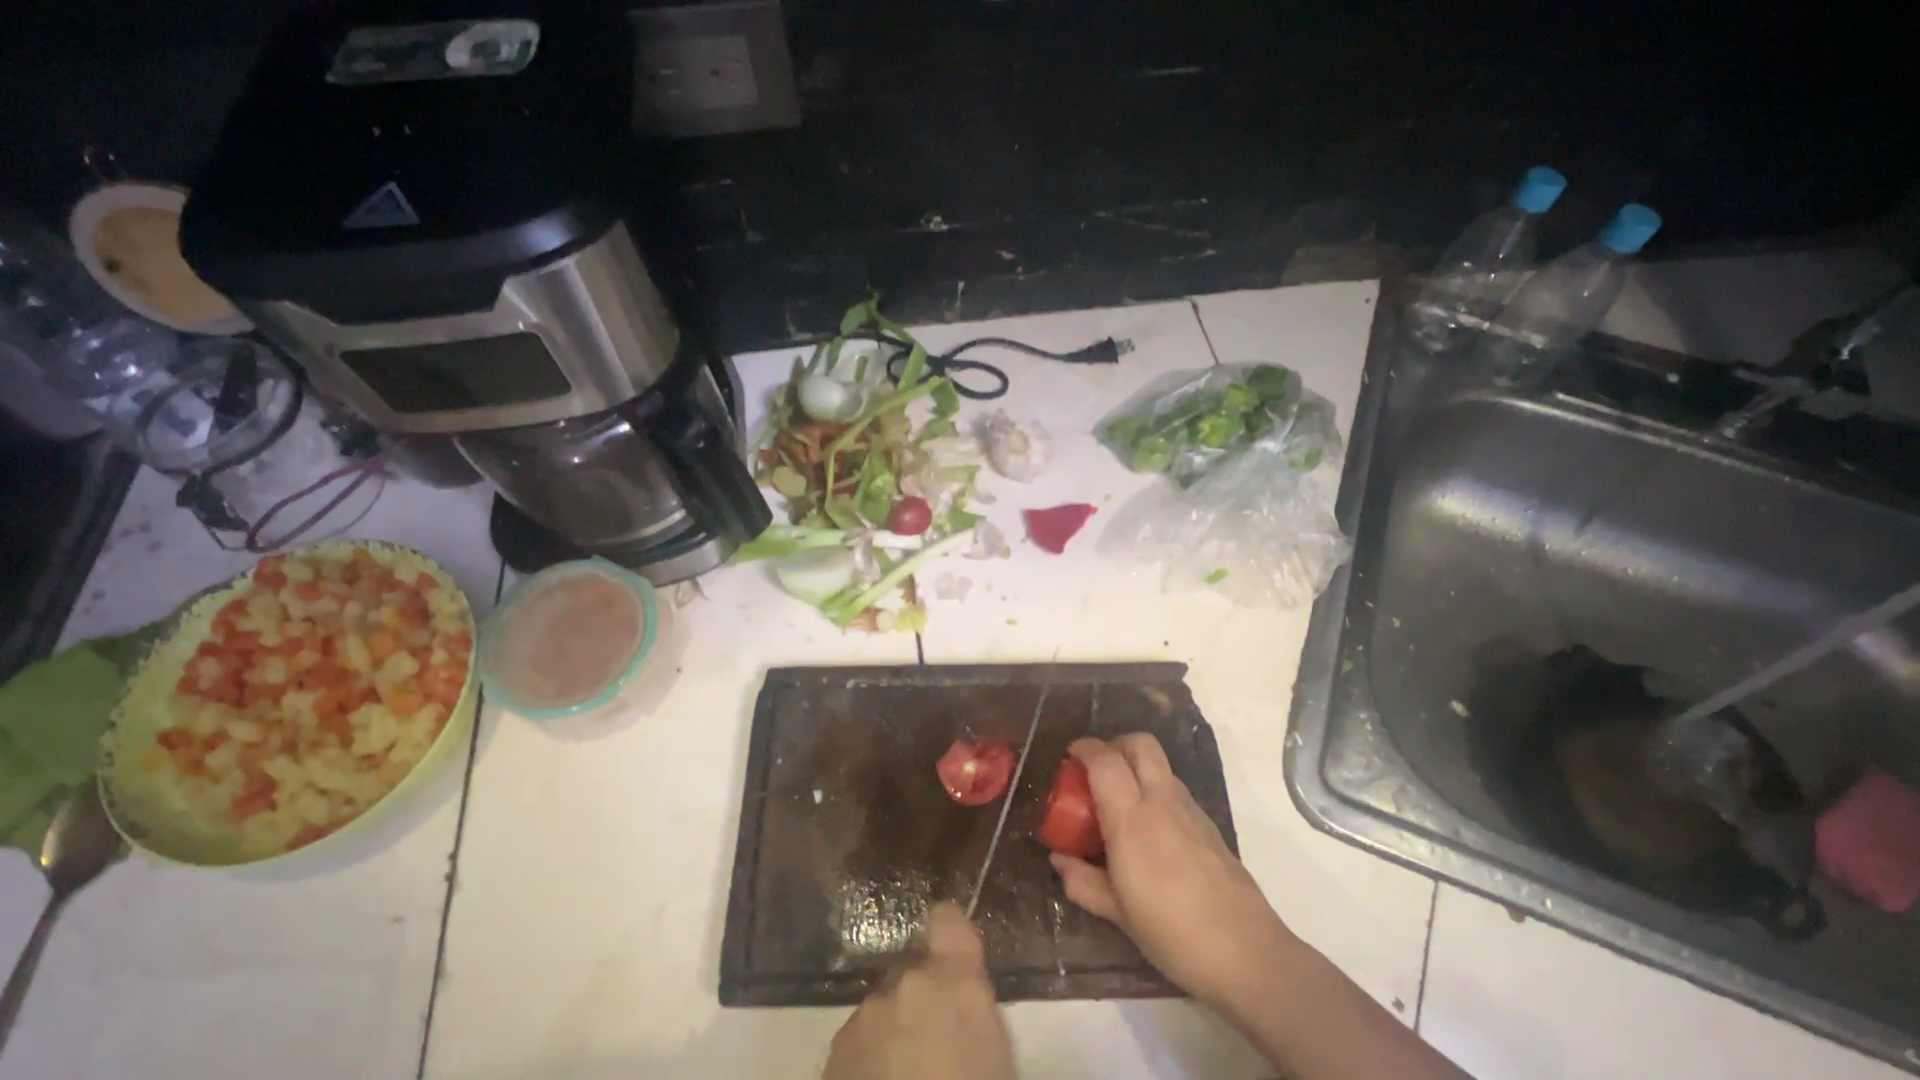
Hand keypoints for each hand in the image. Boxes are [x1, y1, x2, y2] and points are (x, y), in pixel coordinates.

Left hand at [823, 902, 1014, 1079]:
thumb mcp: (998, 1057)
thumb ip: (975, 1014)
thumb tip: (962, 1011)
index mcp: (955, 981)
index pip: (948, 919)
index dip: (951, 933)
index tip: (955, 955)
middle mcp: (906, 985)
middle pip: (914, 974)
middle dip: (923, 1000)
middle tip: (939, 1046)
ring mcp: (865, 1016)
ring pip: (885, 1009)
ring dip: (895, 1031)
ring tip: (908, 1075)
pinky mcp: (835, 1050)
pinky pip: (860, 1040)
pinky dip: (870, 1058)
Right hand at [1050, 734, 1300, 1007]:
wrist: (1246, 953)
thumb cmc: (1172, 933)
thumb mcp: (1117, 913)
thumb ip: (1083, 882)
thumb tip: (1059, 860)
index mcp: (1133, 820)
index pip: (1106, 761)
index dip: (1085, 749)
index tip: (1068, 756)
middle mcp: (1163, 803)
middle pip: (1141, 744)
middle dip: (1115, 745)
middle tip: (1095, 771)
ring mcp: (1192, 812)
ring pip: (1161, 766)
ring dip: (1136, 769)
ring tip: (1118, 805)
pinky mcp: (1210, 826)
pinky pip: (1176, 791)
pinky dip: (1155, 793)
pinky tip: (1148, 832)